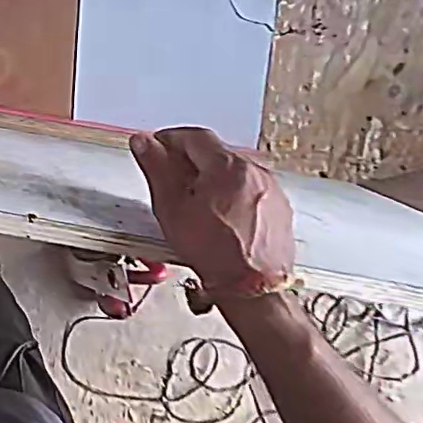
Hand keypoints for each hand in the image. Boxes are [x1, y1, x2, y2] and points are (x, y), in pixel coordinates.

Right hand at [130, 126, 293, 297]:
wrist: (253, 286)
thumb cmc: (213, 250)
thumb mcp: (170, 206)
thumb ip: (156, 168)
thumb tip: (143, 142)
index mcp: (227, 166)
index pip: (194, 135)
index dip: (169, 138)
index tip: (155, 147)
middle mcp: (255, 170)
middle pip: (214, 150)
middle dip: (187, 157)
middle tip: (167, 174)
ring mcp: (270, 187)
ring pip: (231, 167)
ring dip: (209, 173)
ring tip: (191, 198)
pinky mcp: (278, 204)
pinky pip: (247, 184)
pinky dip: (228, 188)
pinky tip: (214, 211)